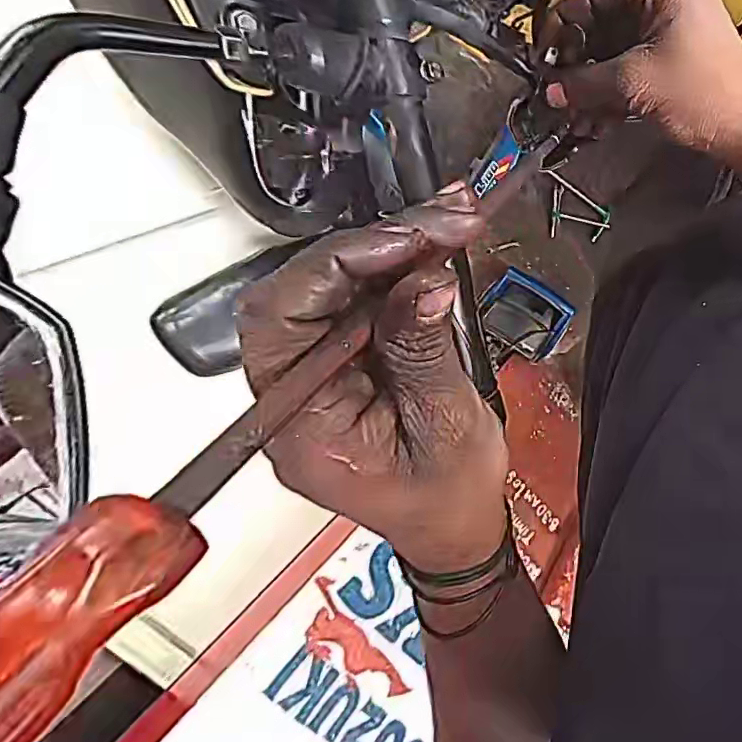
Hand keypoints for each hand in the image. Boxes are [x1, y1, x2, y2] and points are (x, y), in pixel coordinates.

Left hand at [236, 190, 509, 572]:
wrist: (454, 522)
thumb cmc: (445, 497)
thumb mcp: (445, 425)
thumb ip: (426, 351)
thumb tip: (424, 280)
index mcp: (301, 420)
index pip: (286, 315)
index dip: (343, 263)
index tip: (409, 239)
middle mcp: (296, 390)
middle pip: (308, 288)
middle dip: (378, 244)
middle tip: (444, 218)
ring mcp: (320, 370)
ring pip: (338, 284)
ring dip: (396, 246)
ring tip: (452, 221)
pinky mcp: (349, 356)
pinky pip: (364, 298)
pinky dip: (403, 266)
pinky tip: (438, 243)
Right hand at [536, 0, 741, 161]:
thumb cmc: (709, 98)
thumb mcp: (633, 84)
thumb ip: (584, 82)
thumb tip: (554, 87)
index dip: (562, 26)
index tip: (544, 53)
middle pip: (603, 23)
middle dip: (577, 62)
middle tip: (557, 86)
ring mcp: (677, 27)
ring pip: (617, 49)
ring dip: (593, 81)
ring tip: (574, 108)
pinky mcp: (679, 56)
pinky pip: (634, 64)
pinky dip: (615, 88)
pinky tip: (596, 113)